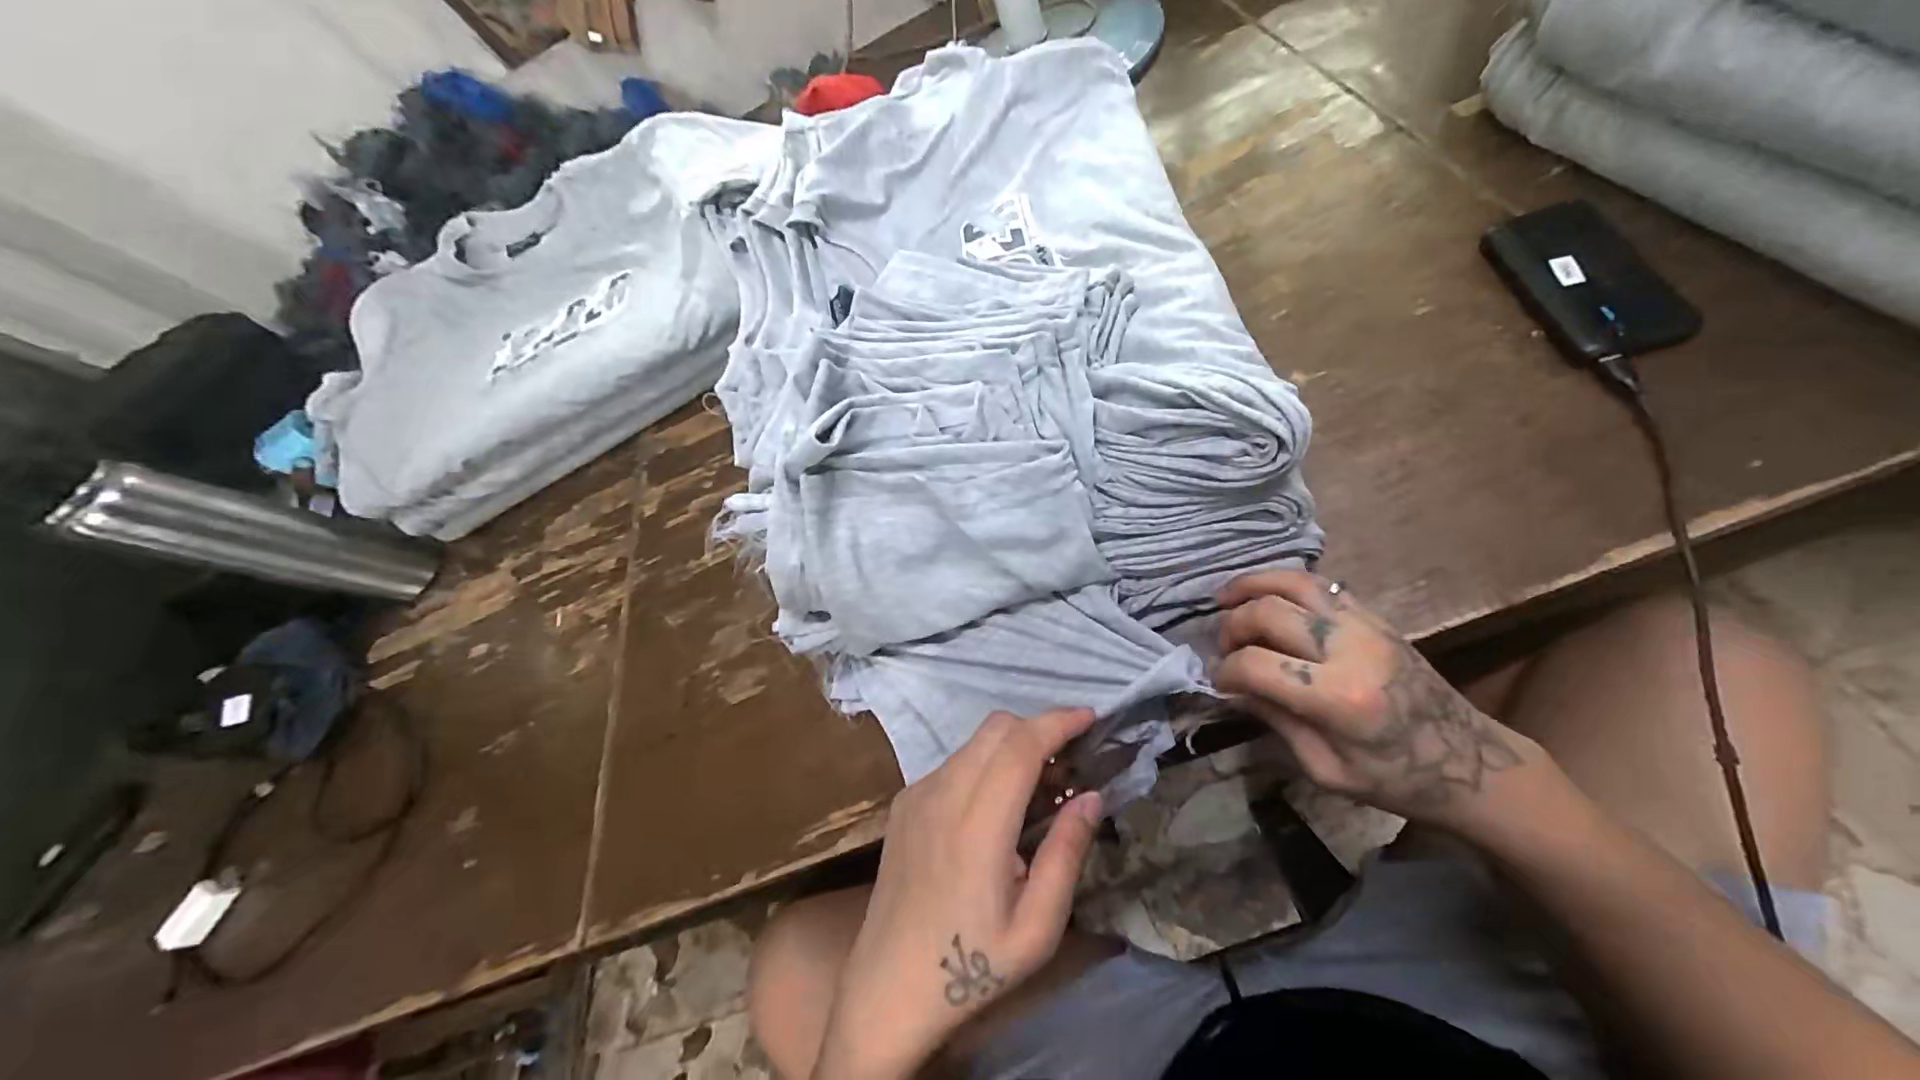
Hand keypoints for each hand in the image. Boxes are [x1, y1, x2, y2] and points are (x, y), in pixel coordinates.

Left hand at [811, 708, 1104, 1079]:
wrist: (889, 988)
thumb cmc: (973, 966)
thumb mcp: (1037, 928)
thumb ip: (1066, 854)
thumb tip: (1091, 795)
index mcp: (976, 826)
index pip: (1020, 746)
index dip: (1057, 723)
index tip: (1090, 718)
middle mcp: (941, 795)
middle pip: (995, 728)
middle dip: (1038, 728)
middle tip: (1071, 760)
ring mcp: (916, 796)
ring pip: (973, 743)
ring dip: (1011, 746)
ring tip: (1039, 786)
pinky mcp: (903, 804)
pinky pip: (953, 763)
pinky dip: (985, 763)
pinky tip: (997, 805)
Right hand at [1212, 569, 1538, 828]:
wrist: (1472, 762)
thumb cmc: (1397, 779)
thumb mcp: (1326, 769)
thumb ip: (1276, 720)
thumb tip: (1234, 688)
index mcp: (1337, 698)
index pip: (1254, 664)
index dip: (1225, 672)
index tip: (1220, 683)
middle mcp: (1349, 649)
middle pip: (1267, 612)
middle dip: (1232, 627)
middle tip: (1224, 647)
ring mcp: (1365, 625)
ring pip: (1294, 582)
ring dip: (1251, 586)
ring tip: (1226, 599)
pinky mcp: (1376, 617)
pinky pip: (1320, 584)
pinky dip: (1284, 584)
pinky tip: (1265, 596)